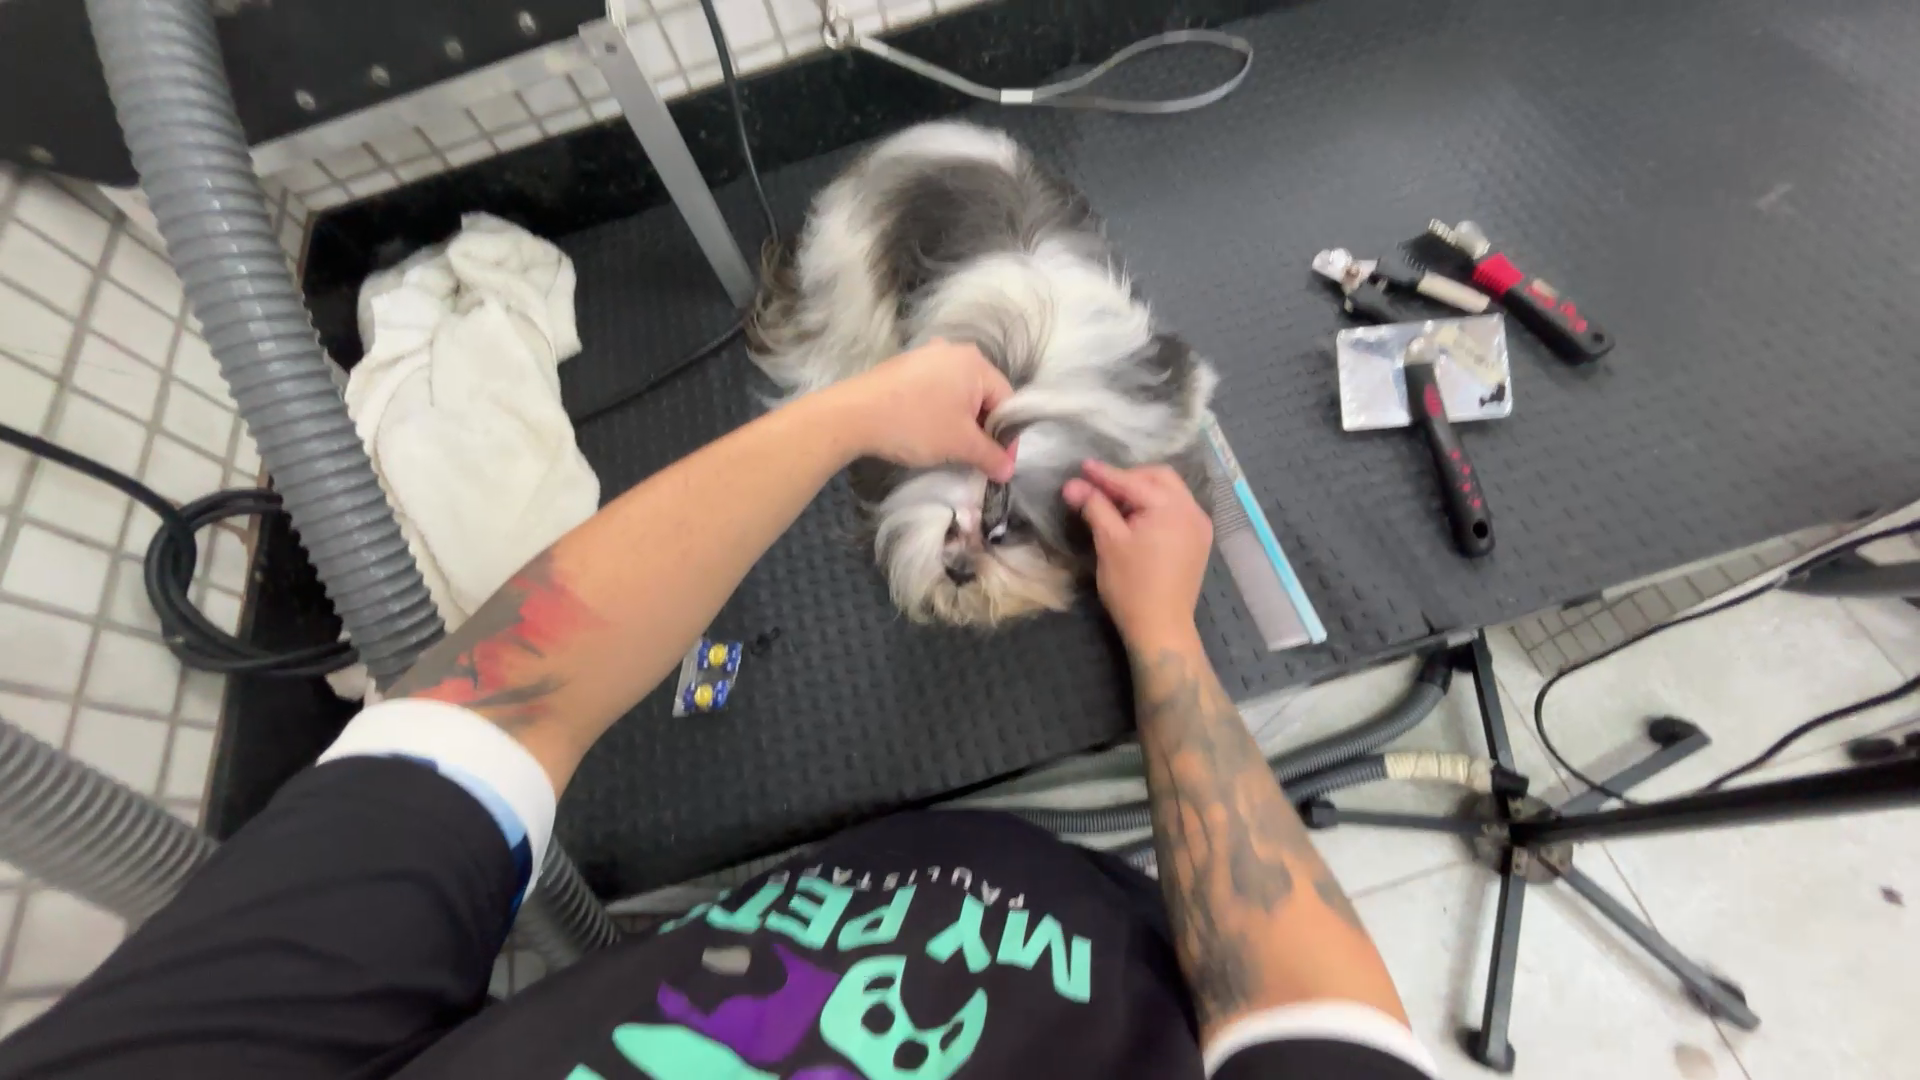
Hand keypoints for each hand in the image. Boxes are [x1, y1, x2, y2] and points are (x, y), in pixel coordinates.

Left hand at [832, 339, 1015, 480]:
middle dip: (983, 429)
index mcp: (975, 362)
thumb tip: (1008, 470)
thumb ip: (991, 456)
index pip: (1007, 400)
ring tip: (950, 448)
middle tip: (976, 458)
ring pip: (958, 394)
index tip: (998, 464)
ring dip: (961, 423)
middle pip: (983, 395)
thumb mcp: (960, 444)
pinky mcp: (905, 367)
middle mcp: (954, 351)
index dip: (1007, 436)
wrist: (853, 415)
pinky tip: (927, 432)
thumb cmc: (916, 424)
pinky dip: (940, 412)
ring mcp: (926, 356)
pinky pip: (936, 390)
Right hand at [1063, 460, 1212, 650]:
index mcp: (1171, 508)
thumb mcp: (1109, 542)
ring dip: (1143, 491)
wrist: (1160, 626)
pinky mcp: (1198, 541)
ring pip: (1170, 492)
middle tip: (1101, 486)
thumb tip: (1072, 485)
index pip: (1132, 481)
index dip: (1104, 474)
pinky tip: (1137, 518)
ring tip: (1116, 502)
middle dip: (1129, 477)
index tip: (1082, 466)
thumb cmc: (1131, 585)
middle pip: (1159, 478)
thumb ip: (1094, 507)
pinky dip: (1156, 506)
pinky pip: (1176, 510)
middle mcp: (1192, 510)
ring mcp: (1199, 526)